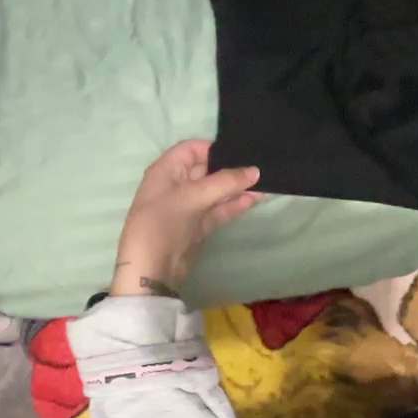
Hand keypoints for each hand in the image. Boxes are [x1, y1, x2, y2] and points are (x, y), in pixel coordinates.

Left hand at [110, 140, 262, 298]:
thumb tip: (255, 170)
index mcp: (166, 170)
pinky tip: (254, 200)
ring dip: (237, 188)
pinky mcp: (199, 225)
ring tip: (265, 184)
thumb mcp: (192, 197)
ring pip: (216, 191)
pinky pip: (219, 209)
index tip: (242, 151)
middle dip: (231, 168)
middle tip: (261, 166)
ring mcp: (189, 206)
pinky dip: (234, 205)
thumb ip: (225, 182)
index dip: (215, 148)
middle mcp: (177, 184)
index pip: (192, 148)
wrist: (152, 269)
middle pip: (207, 169)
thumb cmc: (163, 223)